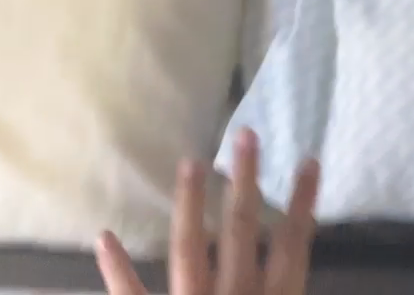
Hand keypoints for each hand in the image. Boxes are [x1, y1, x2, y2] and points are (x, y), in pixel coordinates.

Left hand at [96, 129, 322, 294]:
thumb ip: (292, 291)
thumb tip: (297, 268)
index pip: (292, 245)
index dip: (302, 202)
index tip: (310, 161)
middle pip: (241, 230)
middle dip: (245, 181)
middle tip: (246, 134)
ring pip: (190, 250)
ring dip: (191, 204)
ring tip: (191, 161)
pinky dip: (118, 270)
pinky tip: (104, 238)